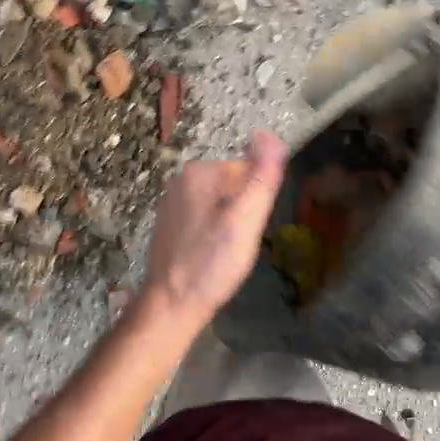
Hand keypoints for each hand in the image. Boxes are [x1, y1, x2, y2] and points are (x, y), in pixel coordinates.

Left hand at [138, 130, 287, 328]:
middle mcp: (181, 179)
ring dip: (229, 225)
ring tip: (224, 253)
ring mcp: (172, 201)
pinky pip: (204, 219)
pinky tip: (210, 257)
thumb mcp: (246, 219)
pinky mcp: (169, 223)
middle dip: (243, 213)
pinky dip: (213, 235)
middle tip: (237, 244)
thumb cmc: (211, 264)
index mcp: (200, 171)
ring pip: (221, 204)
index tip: (248, 229)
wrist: (170, 305)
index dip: (256, 203)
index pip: (250, 173)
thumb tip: (270, 135)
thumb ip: (262, 176)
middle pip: (235, 187)